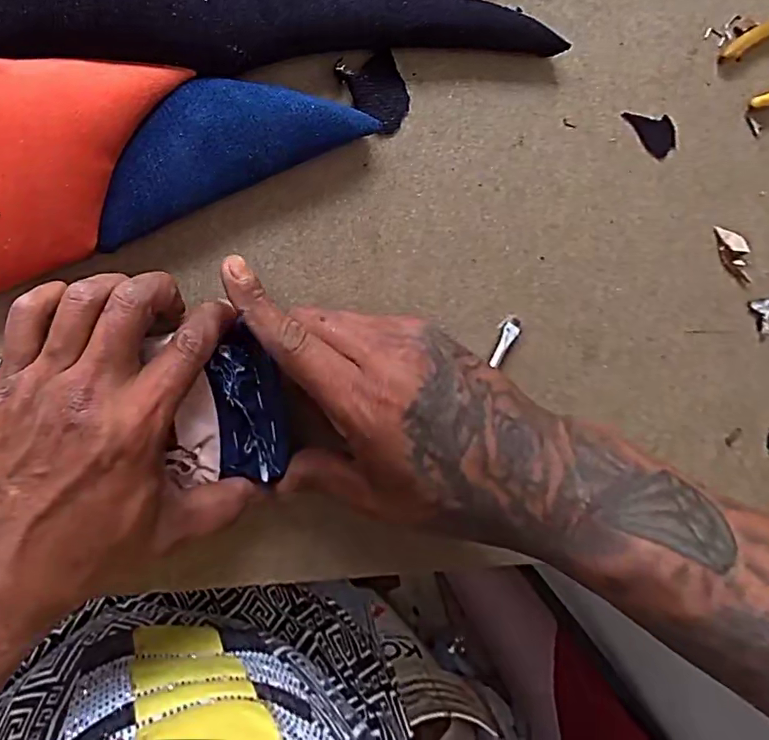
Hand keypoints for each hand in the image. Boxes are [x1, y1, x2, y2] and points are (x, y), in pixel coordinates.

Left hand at [0, 272, 262, 625]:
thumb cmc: (82, 550)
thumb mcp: (164, 534)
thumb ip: (219, 505)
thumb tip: (259, 486)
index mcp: (137, 420)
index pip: (188, 345)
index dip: (213, 318)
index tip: (218, 315)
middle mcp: (92, 386)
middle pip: (132, 301)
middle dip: (160, 288)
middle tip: (167, 307)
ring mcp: (45, 377)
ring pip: (80, 298)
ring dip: (111, 287)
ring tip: (121, 302)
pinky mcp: (8, 377)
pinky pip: (26, 314)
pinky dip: (50, 296)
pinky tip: (66, 306)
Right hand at [219, 255, 567, 554]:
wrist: (535, 469)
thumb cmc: (454, 492)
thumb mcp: (380, 498)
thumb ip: (320, 476)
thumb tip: (278, 477)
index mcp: (363, 400)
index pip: (296, 340)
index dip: (258, 305)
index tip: (233, 270)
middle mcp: (382, 355)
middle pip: (310, 319)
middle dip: (281, 329)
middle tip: (272, 363)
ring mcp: (407, 335)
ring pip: (336, 317)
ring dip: (315, 335)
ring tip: (324, 377)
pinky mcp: (424, 329)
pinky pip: (365, 322)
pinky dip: (347, 338)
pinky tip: (362, 372)